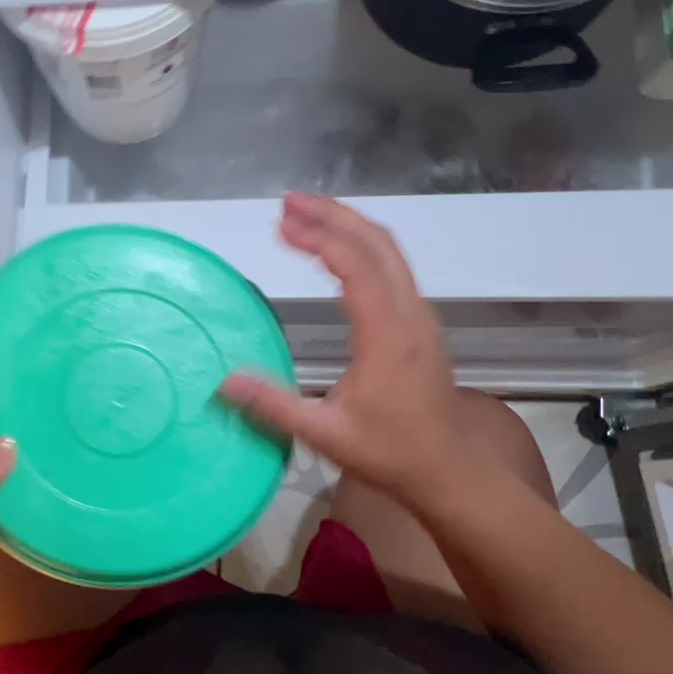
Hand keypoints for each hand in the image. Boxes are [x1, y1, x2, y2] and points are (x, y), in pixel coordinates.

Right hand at [219, 193, 463, 501]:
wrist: (447, 470)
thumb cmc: (388, 453)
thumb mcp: (324, 433)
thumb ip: (273, 405)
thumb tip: (225, 381)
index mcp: (388, 334)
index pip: (356, 266)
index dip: (319, 238)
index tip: (280, 224)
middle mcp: (410, 314)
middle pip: (377, 243)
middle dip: (333, 216)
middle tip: (287, 203)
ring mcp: (420, 317)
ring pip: (389, 252)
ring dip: (348, 228)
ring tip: (304, 217)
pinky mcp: (420, 325)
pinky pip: (393, 269)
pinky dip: (361, 249)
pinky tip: (335, 254)